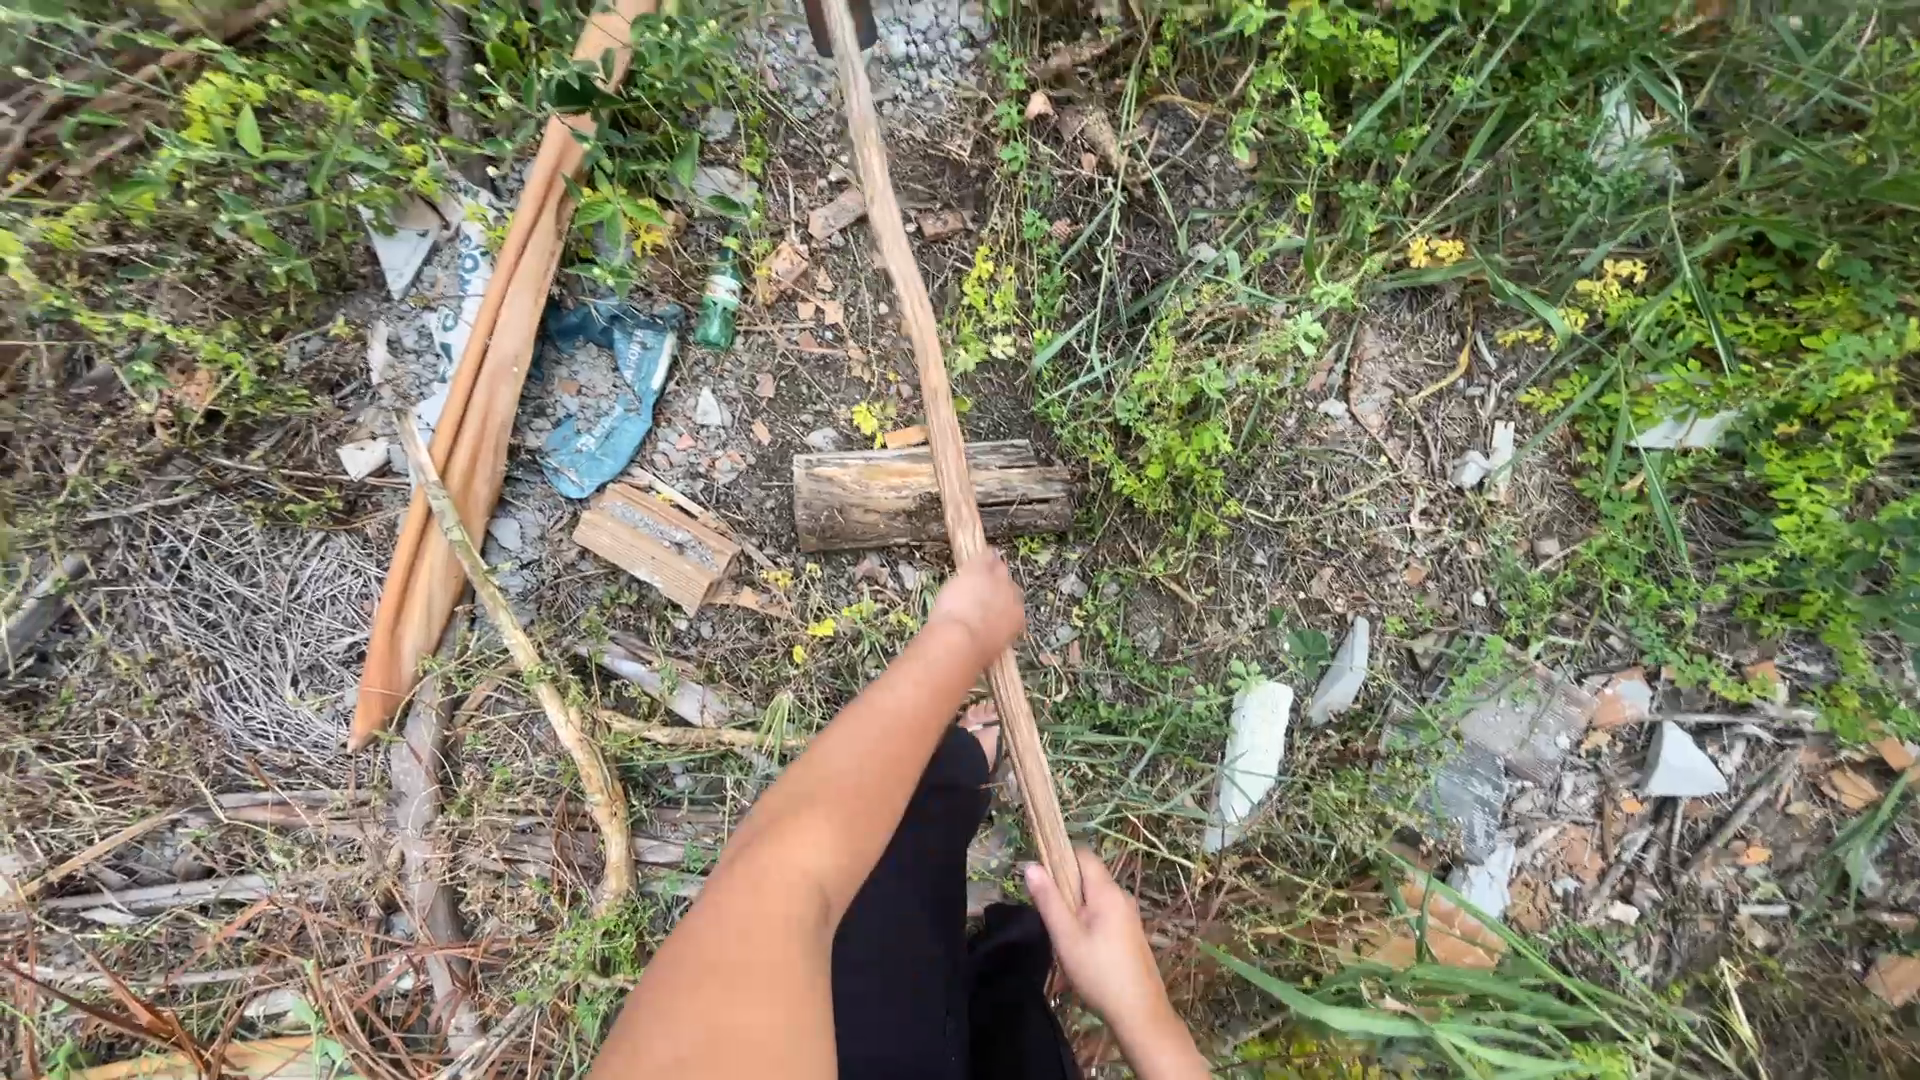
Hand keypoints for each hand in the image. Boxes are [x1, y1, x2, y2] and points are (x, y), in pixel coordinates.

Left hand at [926, 550, 1025, 662]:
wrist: (961, 640)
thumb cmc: (973, 652)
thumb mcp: (991, 648)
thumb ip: (993, 634)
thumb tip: (987, 634)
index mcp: (1016, 618)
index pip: (1014, 603)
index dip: (1000, 603)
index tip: (991, 606)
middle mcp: (1012, 596)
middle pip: (1008, 584)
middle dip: (997, 586)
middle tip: (983, 589)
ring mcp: (996, 581)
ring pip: (998, 568)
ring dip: (990, 568)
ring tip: (980, 570)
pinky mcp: (980, 570)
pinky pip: (985, 557)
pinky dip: (983, 556)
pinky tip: (979, 555)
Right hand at [1025, 851, 1207, 1078]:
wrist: (1141, 1015)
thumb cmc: (1100, 974)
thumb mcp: (1066, 937)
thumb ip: (1048, 900)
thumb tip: (1031, 865)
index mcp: (1107, 891)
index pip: (1082, 854)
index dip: (1060, 858)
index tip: (1044, 882)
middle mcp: (1121, 896)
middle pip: (1087, 877)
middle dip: (1066, 890)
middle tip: (1052, 920)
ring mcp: (1129, 915)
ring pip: (1094, 898)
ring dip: (1076, 910)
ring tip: (1064, 940)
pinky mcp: (1132, 933)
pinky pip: (1105, 914)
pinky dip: (1089, 923)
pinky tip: (1082, 952)